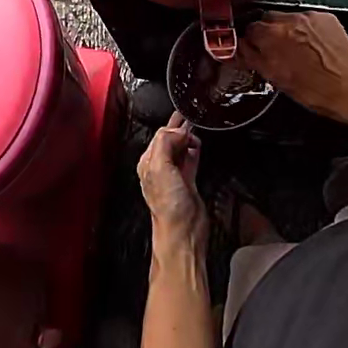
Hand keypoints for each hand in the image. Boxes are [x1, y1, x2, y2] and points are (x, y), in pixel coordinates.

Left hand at [137, 112, 204, 253]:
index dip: (173, 126)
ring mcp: (175, 175)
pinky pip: (191, 160)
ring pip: (181, 148)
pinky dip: (194, 150)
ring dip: (188, 138)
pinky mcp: (188, 182)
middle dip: (180, 128)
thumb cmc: (168, 207)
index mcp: (149, 163)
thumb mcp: (160, 168)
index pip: (160, 135)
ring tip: (196, 130)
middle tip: (190, 117)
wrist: (183, 231)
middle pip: (170, 140)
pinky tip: (197, 145)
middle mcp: (160, 168)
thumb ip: (165, 143)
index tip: (185, 119)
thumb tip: (177, 131)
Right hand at [238, 12, 347, 122]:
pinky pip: (307, 19)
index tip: (255, 49)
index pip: (249, 29)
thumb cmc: (313, 90)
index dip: (251, 41)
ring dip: (287, 30)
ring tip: (298, 51)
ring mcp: (309, 16)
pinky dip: (306, 29)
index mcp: (271, 35)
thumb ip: (252, 58)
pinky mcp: (326, 17)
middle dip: (268, 33)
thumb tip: (239, 48)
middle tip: (276, 51)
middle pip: (267, 19)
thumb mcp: (274, 78)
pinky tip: (313, 46)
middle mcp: (289, 20)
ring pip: (288, 18)